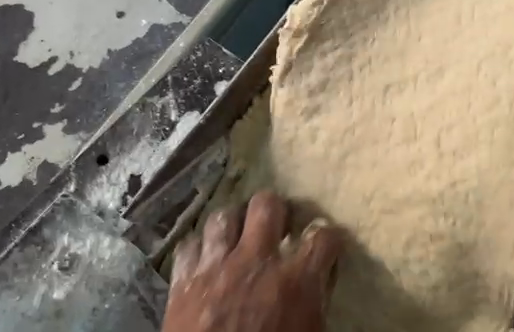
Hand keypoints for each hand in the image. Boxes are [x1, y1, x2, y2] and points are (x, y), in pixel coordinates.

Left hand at [162, 191, 344, 331]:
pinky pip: (189, 246)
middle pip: (268, 205)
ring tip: (238, 238)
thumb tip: (318, 289)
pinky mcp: (185, 281)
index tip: (328, 243)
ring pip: (225, 216)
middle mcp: (257, 260)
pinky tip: (204, 260)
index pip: (323, 237)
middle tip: (278, 227)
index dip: (329, 237)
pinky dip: (198, 250)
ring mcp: (217, 266)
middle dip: (276, 211)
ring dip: (234, 226)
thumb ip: (314, 308)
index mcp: (295, 281)